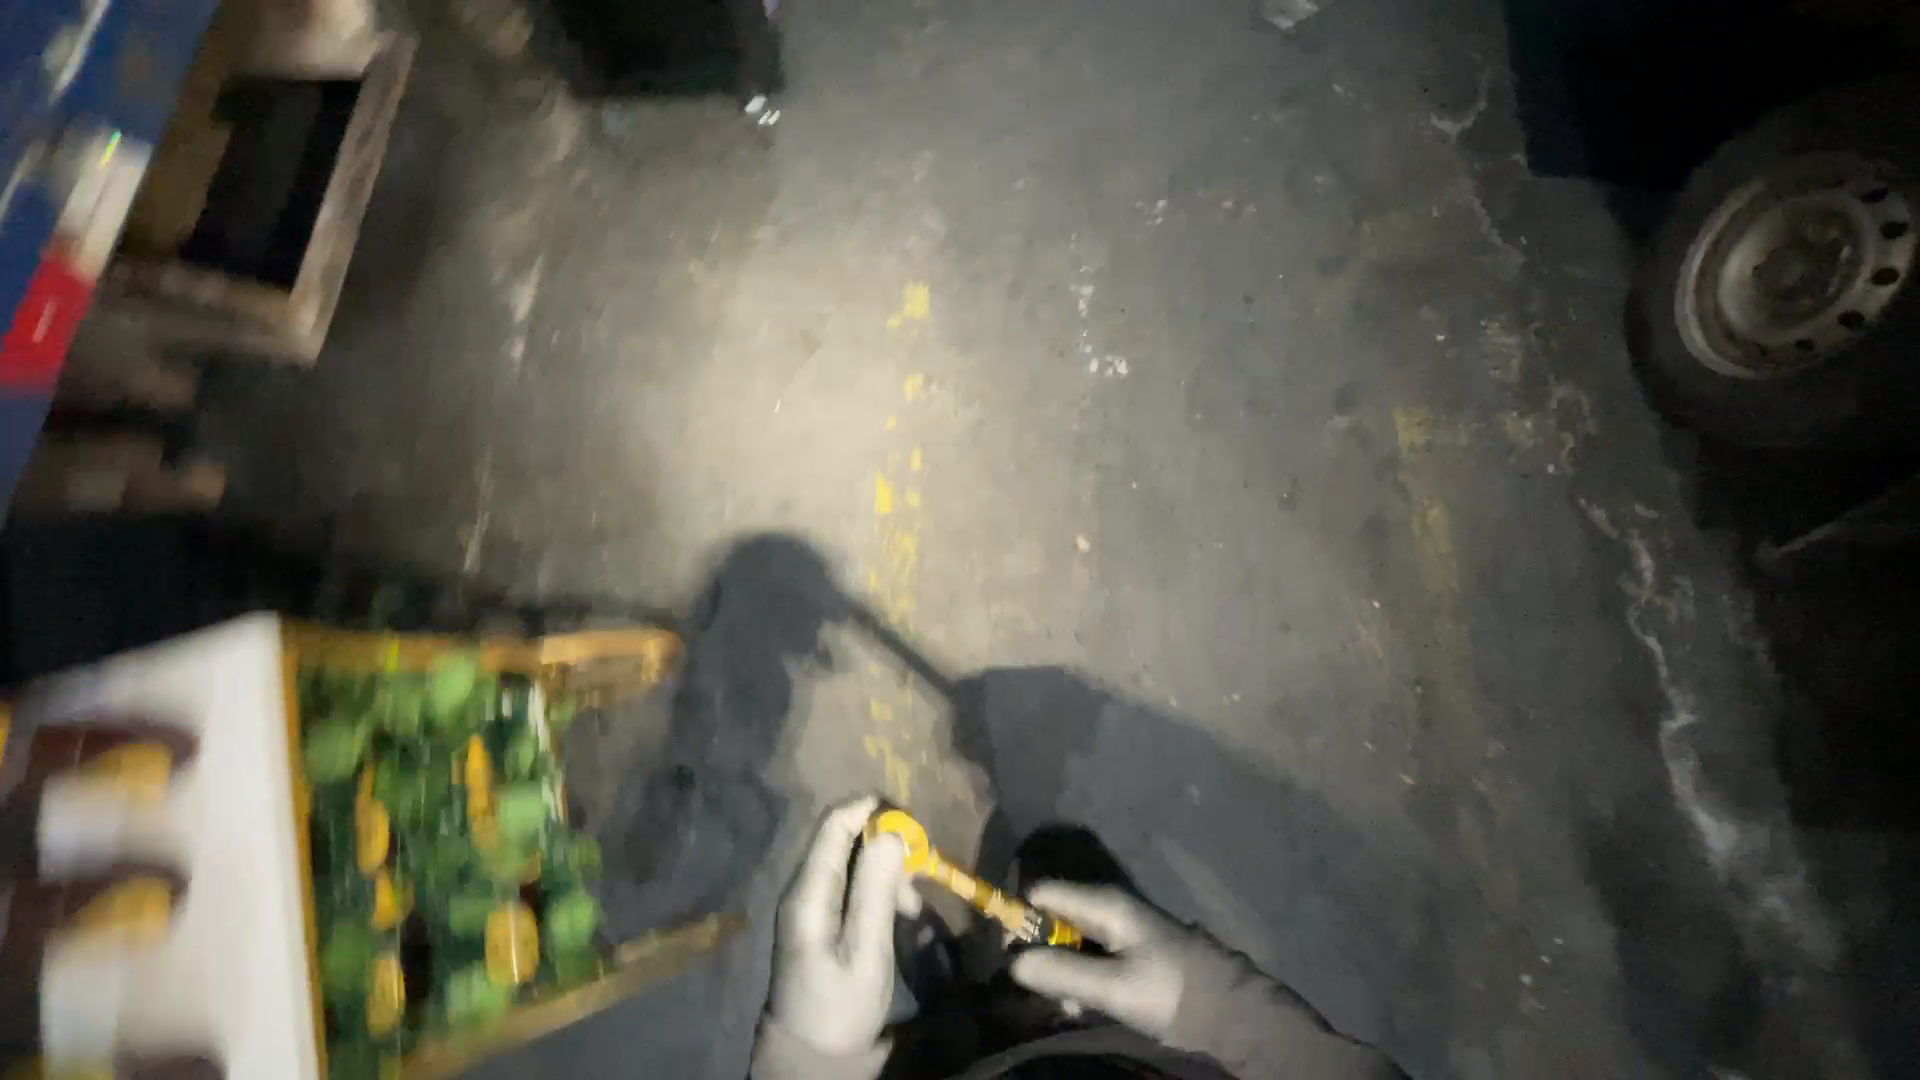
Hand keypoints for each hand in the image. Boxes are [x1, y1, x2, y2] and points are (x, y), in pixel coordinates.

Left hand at [767, 796, 915, 1056]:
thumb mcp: (865, 950)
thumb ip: (875, 888)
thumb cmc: (839, 1006)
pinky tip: (903, 909)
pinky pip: (851, 884)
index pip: (835, 823)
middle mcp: (804, 887)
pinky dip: (878, 887)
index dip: (871, 809)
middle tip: (922, 860)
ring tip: (916, 895)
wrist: (810, 1061)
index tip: (912, 818)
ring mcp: (811, 903)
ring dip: (886, 867)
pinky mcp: (821, 919)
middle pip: (844, 838)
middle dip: (885, 840)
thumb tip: (892, 832)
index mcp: (809, 890)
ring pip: (852, 861)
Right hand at [1007, 882, 1198, 1041]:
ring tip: (1067, 1006)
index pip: (1041, 892)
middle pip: (1051, 916)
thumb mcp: (1114, 987)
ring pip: (1066, 940)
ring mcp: (1115, 927)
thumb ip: (1063, 973)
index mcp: (1102, 901)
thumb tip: (1013, 963)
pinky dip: (1077, 977)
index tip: (1010, 955)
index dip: (1019, 917)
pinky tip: (1082, 1005)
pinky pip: (1085, 955)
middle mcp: (1104, 905)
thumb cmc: (1168, 989)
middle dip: (1039, 951)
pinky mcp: (1124, 949)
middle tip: (1041, 989)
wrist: (1226, 1008)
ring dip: (1058, 971)